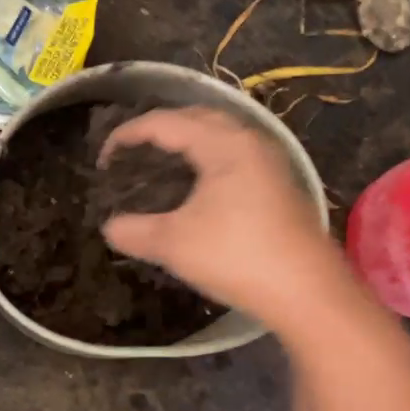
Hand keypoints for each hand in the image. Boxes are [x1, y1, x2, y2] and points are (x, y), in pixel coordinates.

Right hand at [100, 107, 350, 327]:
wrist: (306, 292)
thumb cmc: (236, 256)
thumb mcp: (172, 244)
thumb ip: (132, 230)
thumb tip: (109, 227)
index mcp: (224, 146)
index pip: (166, 123)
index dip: (127, 135)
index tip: (102, 160)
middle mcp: (249, 144)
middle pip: (196, 118)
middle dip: (157, 129)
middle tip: (127, 152)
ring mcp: (267, 164)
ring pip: (217, 136)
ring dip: (183, 141)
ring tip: (153, 164)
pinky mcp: (275, 186)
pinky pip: (230, 155)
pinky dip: (202, 158)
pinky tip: (189, 185)